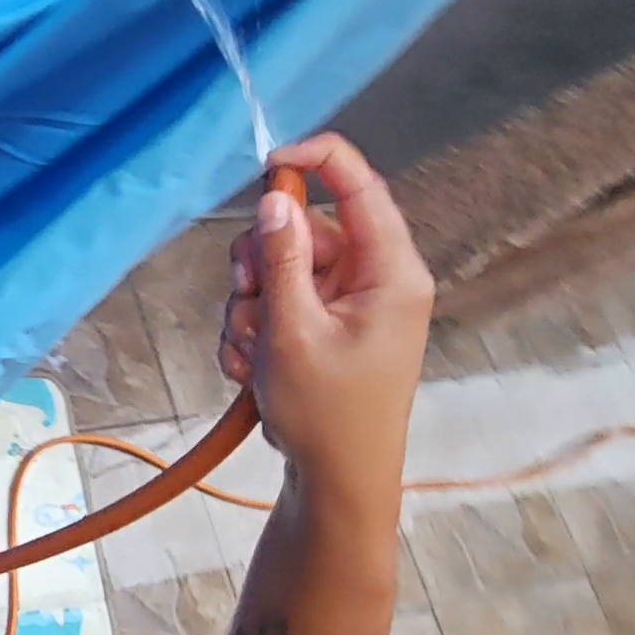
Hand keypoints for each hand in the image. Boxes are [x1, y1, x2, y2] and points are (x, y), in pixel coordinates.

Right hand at [217, 134, 433, 497]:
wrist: (335, 473)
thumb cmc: (326, 408)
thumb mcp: (292, 331)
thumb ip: (282, 261)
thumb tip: (274, 198)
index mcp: (388, 271)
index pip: (359, 189)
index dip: (317, 161)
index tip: (267, 162)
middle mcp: (369, 279)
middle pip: (300, 234)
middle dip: (258, 266)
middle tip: (246, 301)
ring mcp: (342, 304)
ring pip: (276, 272)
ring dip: (248, 308)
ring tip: (249, 352)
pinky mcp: (319, 326)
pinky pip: (272, 305)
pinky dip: (252, 330)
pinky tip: (251, 365)